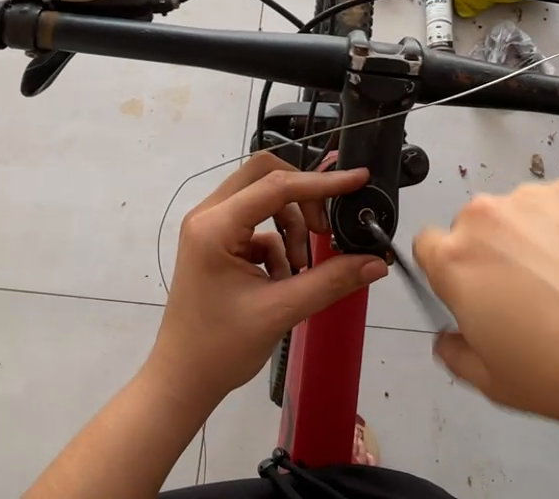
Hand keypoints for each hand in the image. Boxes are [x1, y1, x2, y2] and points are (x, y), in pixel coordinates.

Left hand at [146, 153, 387, 410]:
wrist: (181, 382)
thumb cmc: (221, 348)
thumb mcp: (281, 311)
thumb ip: (331, 280)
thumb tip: (377, 262)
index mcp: (215, 225)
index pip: (276, 187)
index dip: (321, 182)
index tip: (358, 180)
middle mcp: (208, 214)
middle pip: (265, 176)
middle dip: (303, 196)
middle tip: (325, 229)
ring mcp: (209, 226)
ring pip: (263, 198)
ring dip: (292, 224)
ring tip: (302, 269)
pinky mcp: (215, 242)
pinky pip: (257, 223)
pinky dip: (278, 242)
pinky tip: (284, 279)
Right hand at [414, 176, 558, 431]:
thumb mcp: (493, 383)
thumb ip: (456, 354)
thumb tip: (450, 339)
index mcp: (454, 260)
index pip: (428, 245)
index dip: (449, 269)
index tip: (475, 291)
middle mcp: (485, 216)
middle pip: (474, 225)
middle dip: (491, 251)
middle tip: (527, 292)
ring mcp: (533, 197)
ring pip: (519, 212)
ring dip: (531, 234)